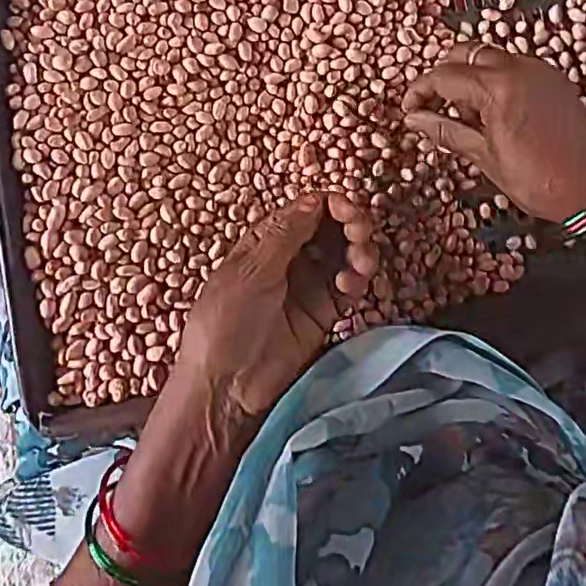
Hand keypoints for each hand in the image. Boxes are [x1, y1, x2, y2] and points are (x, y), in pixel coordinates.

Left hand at [173, 192, 378, 422]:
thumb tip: (315, 198)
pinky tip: (348, 287)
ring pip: (344, 255)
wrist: (226, 387)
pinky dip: (355, 280)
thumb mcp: (250, 272)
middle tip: (358, 232)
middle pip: (331, 228)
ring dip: (359, 251)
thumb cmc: (226, 323)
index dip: (330, 204)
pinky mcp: (323, 313)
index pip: (306, 210)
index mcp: (266, 241)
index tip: (347, 210)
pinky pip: (348, 286)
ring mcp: (308, 285)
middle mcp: (290, 258)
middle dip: (350, 224)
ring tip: (360, 262)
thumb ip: (285, 235)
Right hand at [401, 43, 585, 221]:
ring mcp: (539, 72)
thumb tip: (414, 119)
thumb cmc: (542, 180)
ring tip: (460, 113)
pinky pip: (512, 67)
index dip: (419, 91)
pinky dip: (492, 79)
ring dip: (467, 76)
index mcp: (498, 88)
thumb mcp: (484, 157)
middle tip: (431, 106)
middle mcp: (519, 70)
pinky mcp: (552, 80)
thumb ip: (446, 131)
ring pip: (489, 57)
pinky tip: (488, 111)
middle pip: (465, 54)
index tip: (409, 108)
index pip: (443, 76)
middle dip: (442, 76)